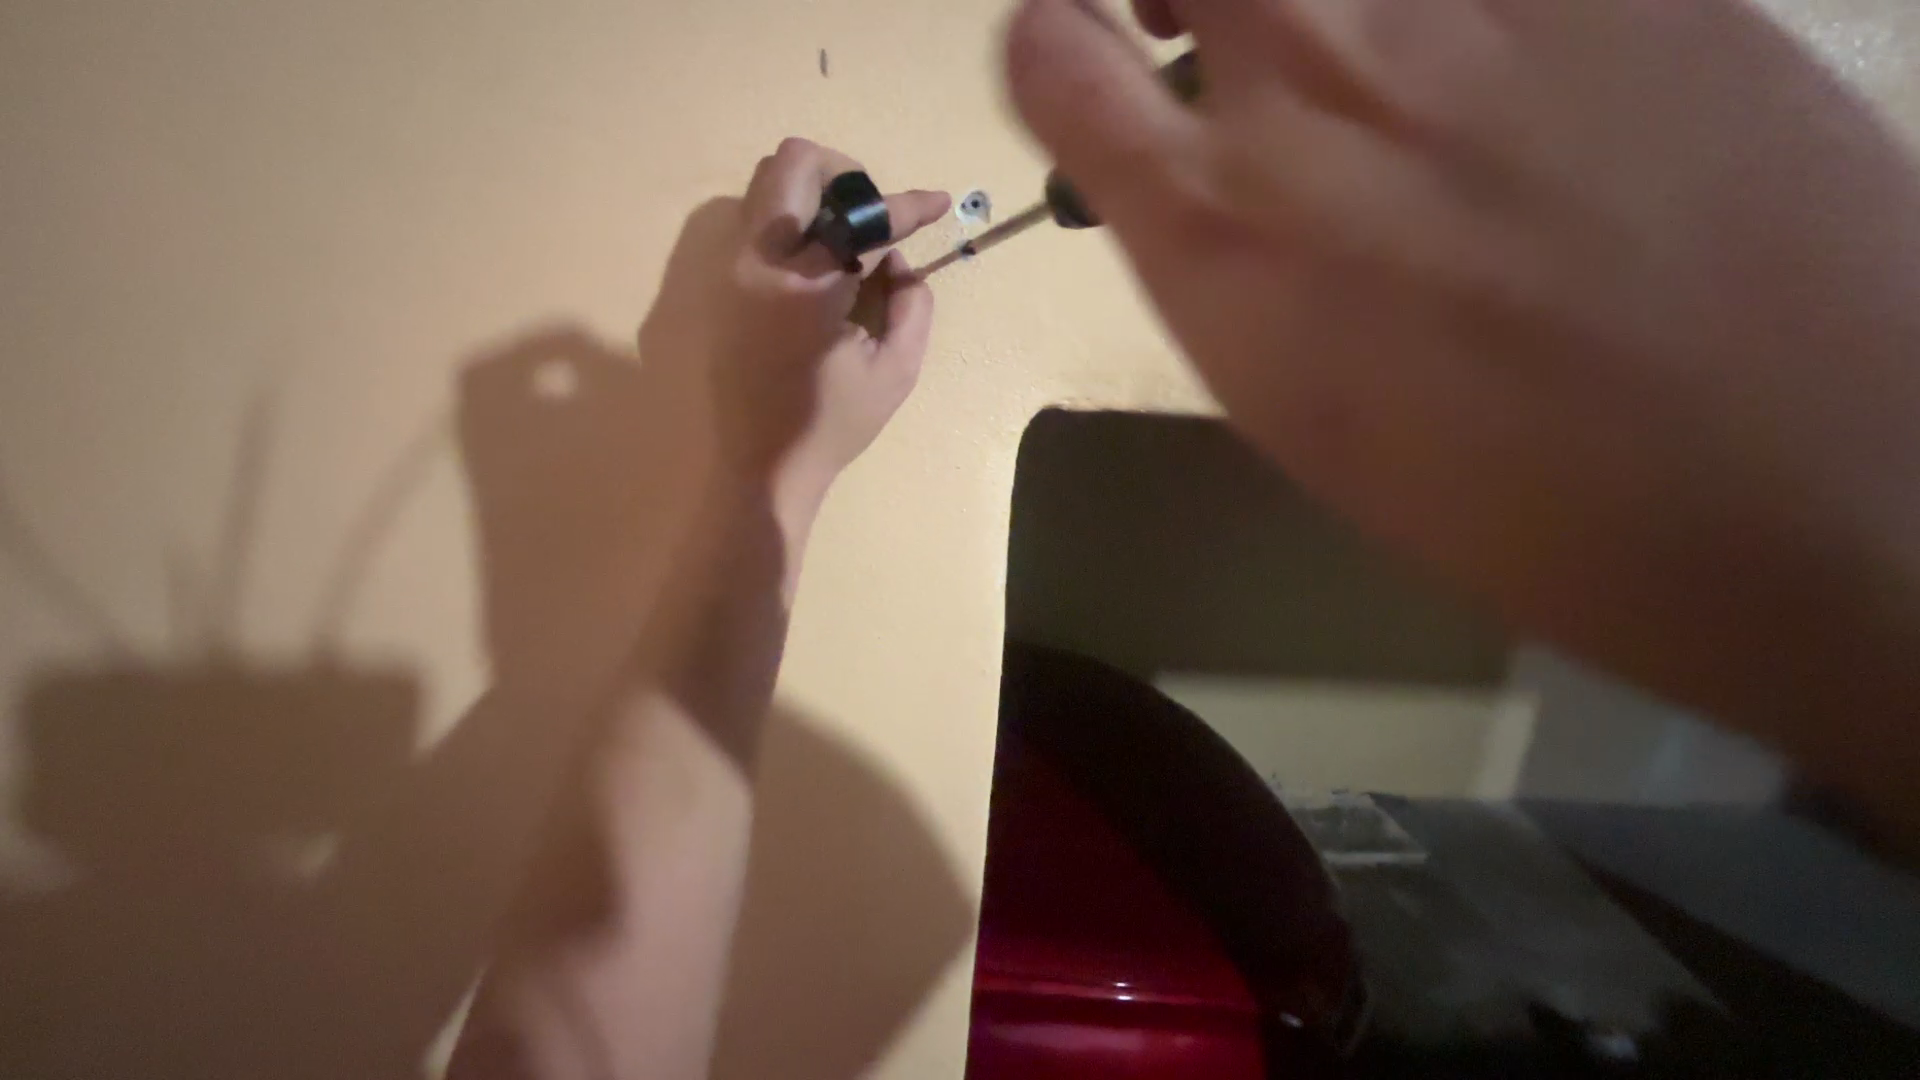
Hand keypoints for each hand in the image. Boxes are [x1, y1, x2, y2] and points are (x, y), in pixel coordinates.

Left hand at [711, 138, 948, 514]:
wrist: (756, 468)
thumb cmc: (830, 426)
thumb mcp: (896, 371)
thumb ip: (912, 305)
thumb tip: (895, 262)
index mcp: (808, 287)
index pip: (861, 217)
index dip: (907, 205)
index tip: (935, 204)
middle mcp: (756, 263)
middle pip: (791, 165)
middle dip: (842, 174)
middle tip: (869, 213)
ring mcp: (724, 271)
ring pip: (762, 191)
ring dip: (808, 200)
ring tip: (839, 245)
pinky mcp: (709, 288)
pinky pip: (746, 229)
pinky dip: (783, 232)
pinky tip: (804, 274)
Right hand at [1006, 0, 1919, 811]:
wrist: (1785, 482)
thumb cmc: (1480, 492)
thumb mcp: (1280, 400)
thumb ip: (1212, 260)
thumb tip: (1194, 181)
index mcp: (1214, 224)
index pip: (1051, 56)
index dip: (1049, 51)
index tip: (1078, 81)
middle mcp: (1312, 84)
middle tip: (1178, 24)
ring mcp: (1467, 5)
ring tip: (1313, 34)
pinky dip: (1427, 11)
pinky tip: (1464, 64)